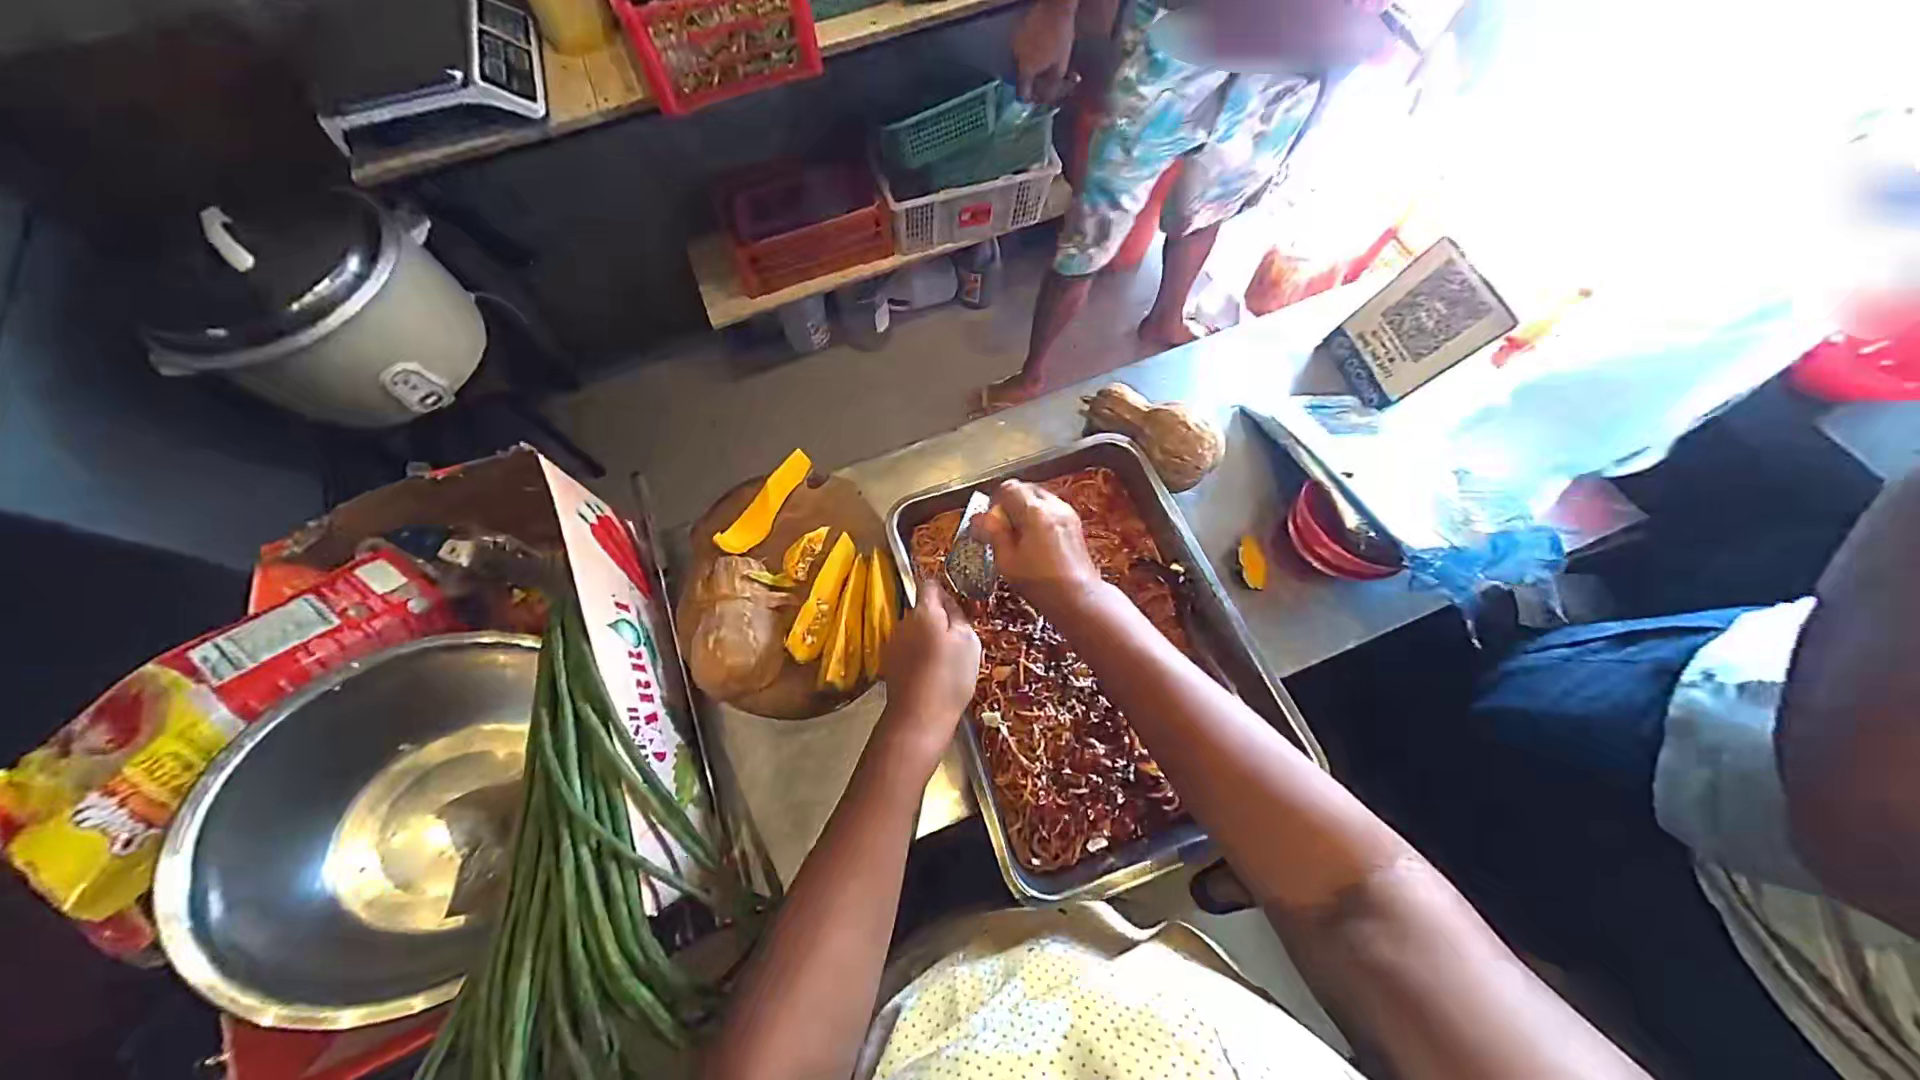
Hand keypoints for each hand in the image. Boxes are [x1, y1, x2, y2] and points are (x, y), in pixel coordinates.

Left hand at [877, 577, 980, 769]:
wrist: (919, 717)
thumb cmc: (950, 676)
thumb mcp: (968, 641)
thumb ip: (958, 614)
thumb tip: (948, 602)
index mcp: (924, 612)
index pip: (929, 585)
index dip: (944, 591)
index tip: (956, 607)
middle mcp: (903, 621)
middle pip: (922, 610)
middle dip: (938, 619)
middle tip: (957, 640)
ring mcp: (893, 642)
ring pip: (915, 630)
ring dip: (928, 637)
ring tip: (945, 661)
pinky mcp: (890, 662)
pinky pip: (908, 648)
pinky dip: (918, 654)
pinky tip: (930, 673)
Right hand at [974, 480, 1103, 614]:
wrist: (1079, 597)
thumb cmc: (1040, 582)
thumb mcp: (1007, 561)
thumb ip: (993, 533)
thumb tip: (978, 518)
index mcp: (1034, 511)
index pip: (1009, 488)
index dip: (994, 501)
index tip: (990, 521)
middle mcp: (1053, 505)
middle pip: (1025, 489)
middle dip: (1010, 503)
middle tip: (1003, 529)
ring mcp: (1067, 513)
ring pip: (1039, 498)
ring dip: (1025, 510)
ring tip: (1019, 537)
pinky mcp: (1074, 523)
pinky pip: (1051, 509)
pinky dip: (1039, 517)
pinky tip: (1036, 541)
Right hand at [1011, 0, 1076, 103]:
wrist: (1056, 6)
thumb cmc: (1060, 37)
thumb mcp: (1060, 66)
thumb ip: (1052, 85)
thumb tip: (1046, 99)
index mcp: (1026, 68)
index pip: (1022, 92)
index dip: (1029, 98)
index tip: (1034, 98)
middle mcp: (1017, 58)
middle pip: (1022, 77)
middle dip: (1031, 80)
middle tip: (1042, 79)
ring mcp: (1016, 43)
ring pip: (1021, 62)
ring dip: (1030, 65)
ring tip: (1042, 62)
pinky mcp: (1018, 31)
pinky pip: (1022, 49)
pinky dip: (1029, 52)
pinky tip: (1039, 48)